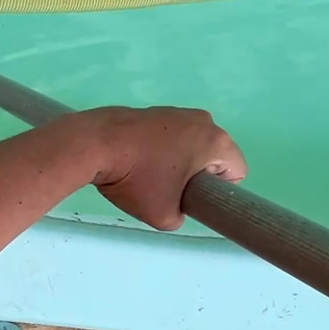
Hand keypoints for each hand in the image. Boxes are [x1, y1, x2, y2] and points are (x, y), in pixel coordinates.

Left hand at [80, 106, 246, 230]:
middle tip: (166, 191)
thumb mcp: (163, 216)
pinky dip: (155, 151)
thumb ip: (180, 218)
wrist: (92, 145)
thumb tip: (175, 210)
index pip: (236, 171)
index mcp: (216, 141)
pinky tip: (133, 161)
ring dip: (173, 163)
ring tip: (145, 176)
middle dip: (193, 176)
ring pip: (186, 146)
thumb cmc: (135, 179)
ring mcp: (174, 111)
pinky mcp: (150, 111)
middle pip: (211, 157)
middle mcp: (201, 120)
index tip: (189, 198)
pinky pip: (165, 138)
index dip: (217, 192)